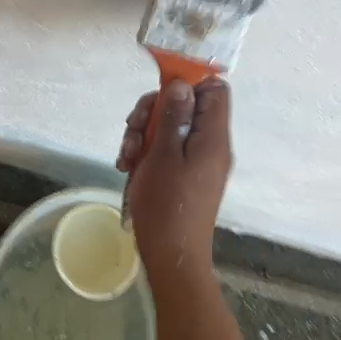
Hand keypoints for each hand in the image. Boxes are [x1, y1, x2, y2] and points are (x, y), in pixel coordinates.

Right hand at [115, 77, 232, 277]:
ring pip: (169, 127)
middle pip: (185, 106)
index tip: (159, 87)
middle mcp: (211, 145)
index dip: (189, 82)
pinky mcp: (185, 176)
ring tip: (125, 155)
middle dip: (153, 112)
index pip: (215, 90)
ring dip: (143, 134)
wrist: (171, 257)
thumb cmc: (167, 204)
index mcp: (213, 137)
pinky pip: (167, 150)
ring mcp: (198, 162)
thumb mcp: (163, 153)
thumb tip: (182, 84)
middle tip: (132, 127)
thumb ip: (173, 115)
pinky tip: (127, 166)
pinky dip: (146, 153)